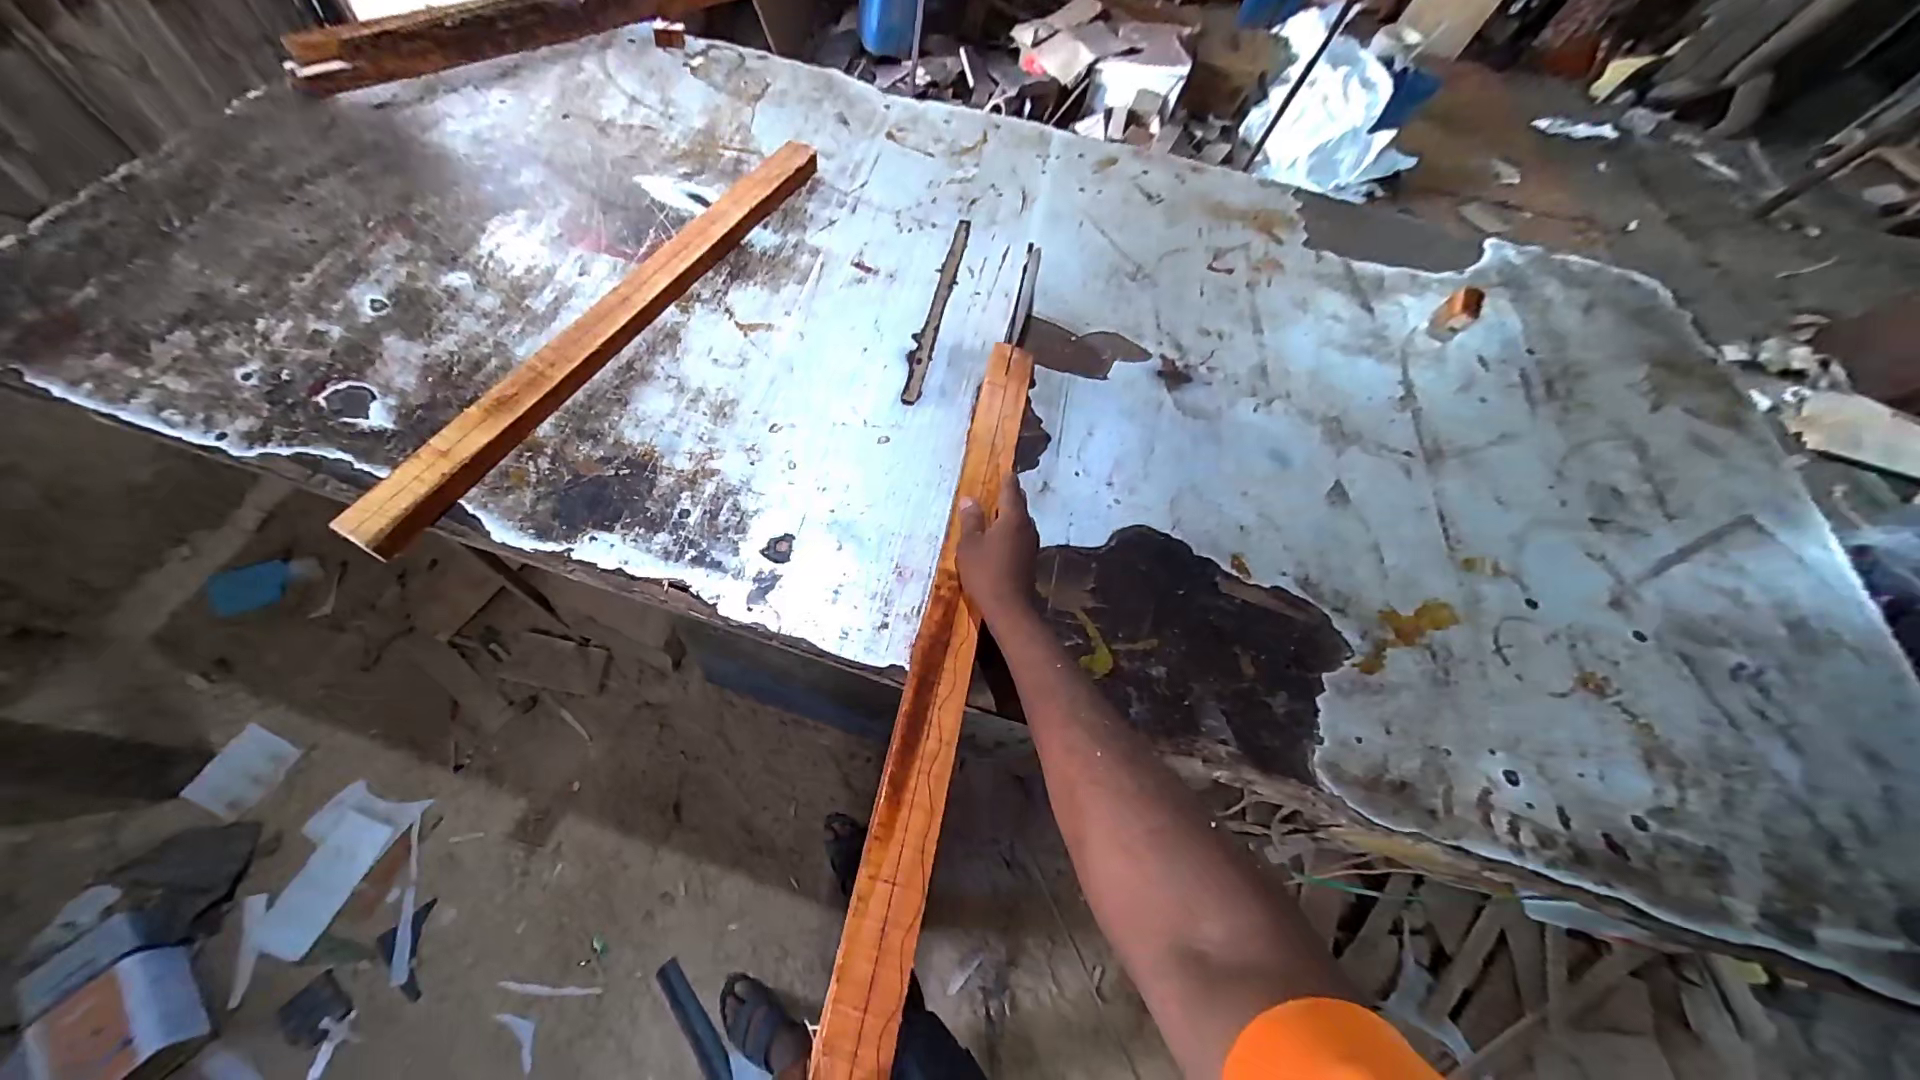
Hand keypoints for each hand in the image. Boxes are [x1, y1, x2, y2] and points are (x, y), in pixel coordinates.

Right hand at [956, 473, 1038, 621]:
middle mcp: (1027, 527)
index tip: (1003, 468)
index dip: (1006, 478)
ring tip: (995, 511)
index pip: (1011, 489)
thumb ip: (970, 521)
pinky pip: (1020, 535)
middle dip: (1009, 495)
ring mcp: (1031, 544)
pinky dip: (1010, 530)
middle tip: (997, 487)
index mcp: (1013, 518)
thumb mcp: (969, 546)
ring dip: (1009, 514)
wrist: (1010, 608)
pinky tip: (999, 536)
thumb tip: (969, 499)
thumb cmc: (986, 573)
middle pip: (1019, 504)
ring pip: (1021, 521)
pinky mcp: (1029, 559)